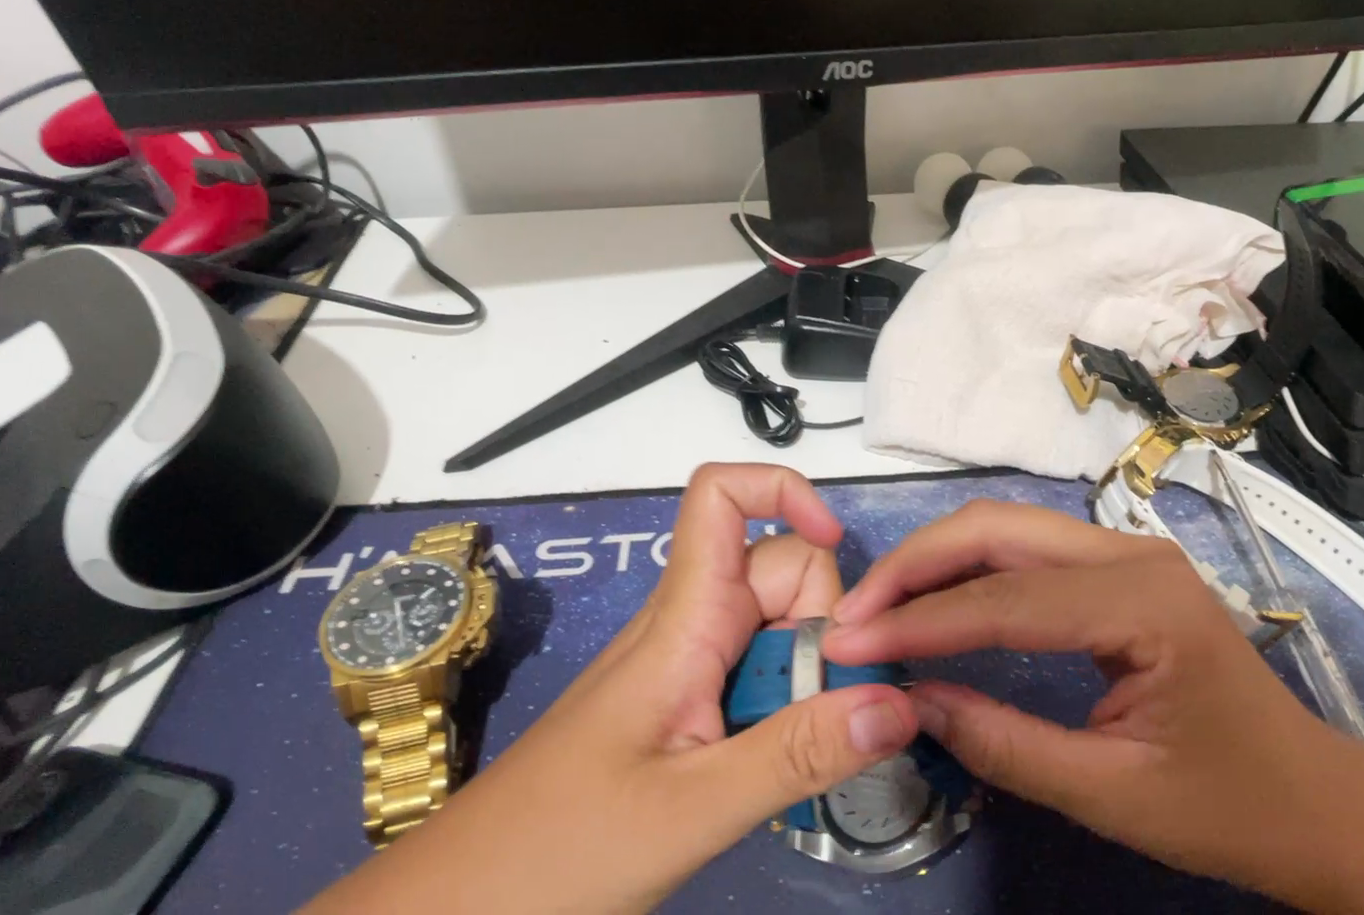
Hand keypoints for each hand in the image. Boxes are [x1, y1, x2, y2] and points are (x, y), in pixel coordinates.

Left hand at [304, 464, 918, 914]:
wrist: (467, 904)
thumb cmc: (559, 849)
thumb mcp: (691, 810)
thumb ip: (797, 754)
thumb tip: (896, 703)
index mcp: (681, 620)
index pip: (721, 498)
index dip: (783, 491)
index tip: (837, 549)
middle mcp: (688, 626)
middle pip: (781, 571)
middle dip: (825, 627)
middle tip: (826, 716)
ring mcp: (687, 667)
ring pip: (778, 629)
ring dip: (812, 679)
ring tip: (797, 758)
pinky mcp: (687, 708)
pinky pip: (759, 678)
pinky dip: (790, 709)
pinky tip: (779, 768)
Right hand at [825, 501, 1363, 914]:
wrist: (1318, 801)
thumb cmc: (1228, 805)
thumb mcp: (1110, 794)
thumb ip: (1003, 744)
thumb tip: (908, 701)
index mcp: (1142, 603)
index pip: (1003, 598)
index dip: (917, 621)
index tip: (848, 643)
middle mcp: (1131, 554)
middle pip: (995, 530)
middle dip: (914, 567)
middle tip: (853, 615)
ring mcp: (1125, 553)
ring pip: (1004, 530)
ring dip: (934, 563)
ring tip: (878, 610)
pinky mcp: (1116, 569)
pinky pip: (1023, 554)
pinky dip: (967, 574)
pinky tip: (932, 605)